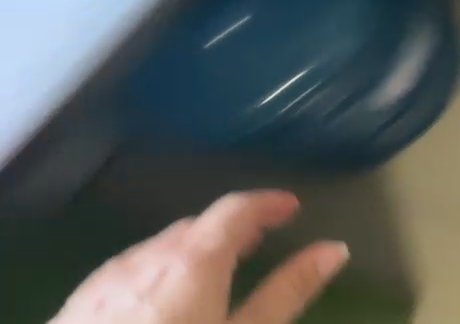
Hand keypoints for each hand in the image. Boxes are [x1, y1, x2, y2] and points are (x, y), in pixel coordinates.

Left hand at [52, 191, 348, 323]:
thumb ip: (288, 290)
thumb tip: (335, 249)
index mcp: (194, 257)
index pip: (237, 207)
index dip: (268, 202)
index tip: (291, 209)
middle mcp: (147, 258)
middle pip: (195, 226)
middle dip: (228, 230)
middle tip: (254, 243)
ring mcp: (101, 286)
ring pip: (154, 250)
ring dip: (187, 250)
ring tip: (208, 272)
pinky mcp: (68, 312)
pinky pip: (120, 276)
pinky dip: (149, 274)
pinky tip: (152, 302)